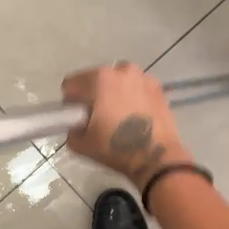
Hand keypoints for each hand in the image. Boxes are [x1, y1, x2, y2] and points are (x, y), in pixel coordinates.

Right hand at [60, 63, 190, 187]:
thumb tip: (77, 125)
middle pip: (97, 79)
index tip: (76, 116)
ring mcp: (144, 78)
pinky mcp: (159, 89)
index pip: (71, 84)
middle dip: (94, 95)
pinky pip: (137, 89)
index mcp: (100, 78)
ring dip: (114, 93)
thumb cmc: (116, 148)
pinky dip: (133, 98)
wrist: (157, 158)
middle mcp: (123, 70)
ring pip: (119, 82)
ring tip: (119, 116)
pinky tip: (135, 117)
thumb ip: (71, 130)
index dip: (70, 101)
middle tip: (98, 117)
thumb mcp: (81, 144)